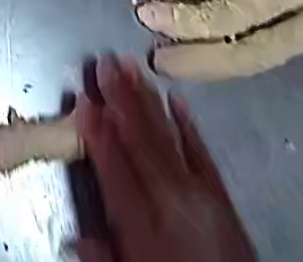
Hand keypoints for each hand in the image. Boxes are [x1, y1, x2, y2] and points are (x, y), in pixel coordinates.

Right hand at [76, 55, 255, 261]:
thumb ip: (105, 256)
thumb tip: (79, 236)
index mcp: (143, 226)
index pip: (113, 167)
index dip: (96, 130)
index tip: (84, 97)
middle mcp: (172, 202)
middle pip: (140, 140)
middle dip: (121, 97)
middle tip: (105, 61)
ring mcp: (201, 195)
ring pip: (167, 136)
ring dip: (147, 98)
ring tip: (132, 65)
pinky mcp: (223, 197)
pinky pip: (203, 152)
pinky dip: (188, 124)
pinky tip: (176, 98)